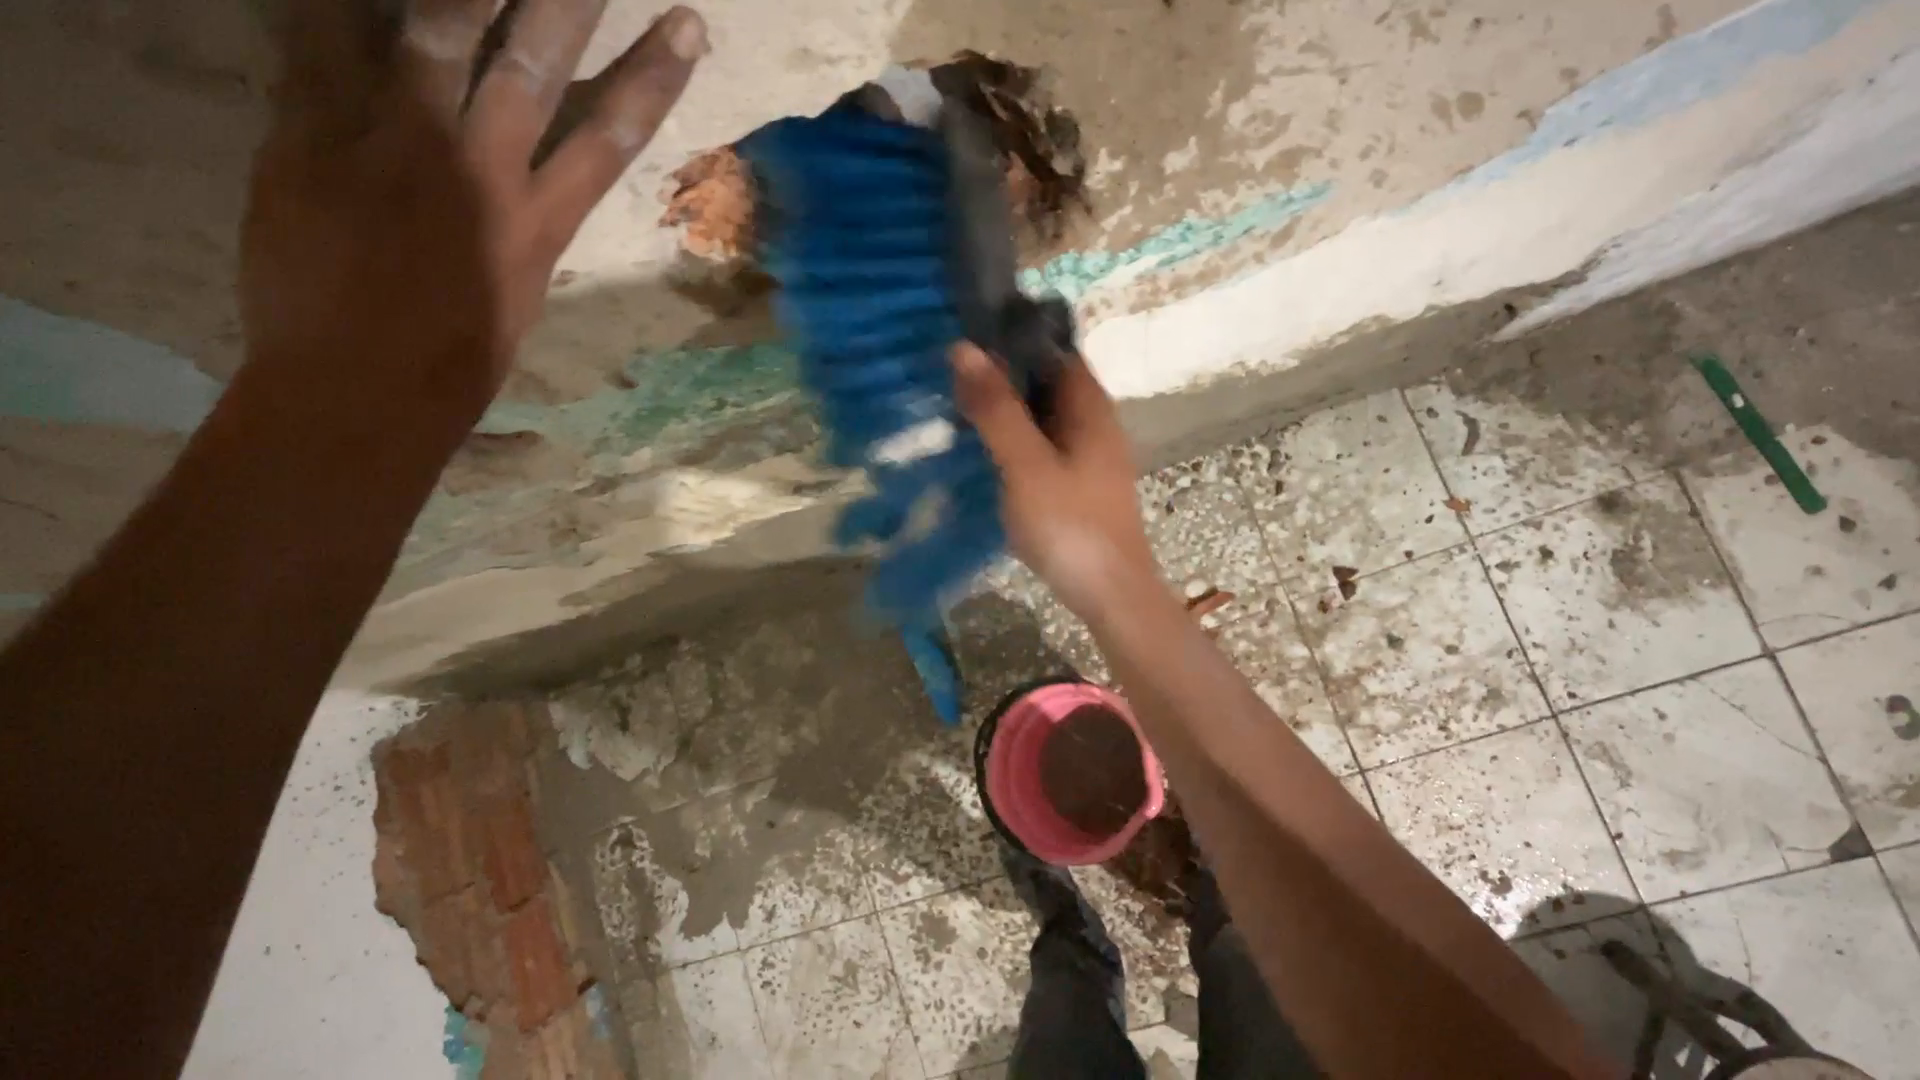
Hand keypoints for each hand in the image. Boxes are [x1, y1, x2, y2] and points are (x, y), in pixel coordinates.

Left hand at [241, 0, 706, 409]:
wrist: (358, 394)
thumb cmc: (452, 368)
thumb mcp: (513, 297)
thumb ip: (517, 231)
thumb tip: (518, 192)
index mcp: (541, 223)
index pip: (612, 135)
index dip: (654, 77)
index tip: (687, 25)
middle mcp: (483, 171)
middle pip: (536, 64)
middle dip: (568, 1)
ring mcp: (399, 148)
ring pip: (439, 35)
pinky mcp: (315, 140)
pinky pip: (321, 46)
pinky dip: (338, 4)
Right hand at [950, 342, 1162, 621]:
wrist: (1110, 594)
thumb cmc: (1070, 525)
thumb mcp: (1026, 465)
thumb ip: (996, 409)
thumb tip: (964, 348)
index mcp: (1091, 408)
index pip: (1055, 349)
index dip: (1016, 337)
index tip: (968, 332)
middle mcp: (1095, 424)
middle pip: (1048, 382)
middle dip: (1005, 374)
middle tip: (950, 370)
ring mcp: (1088, 457)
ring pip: (1044, 417)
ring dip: (1007, 410)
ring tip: (957, 405)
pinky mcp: (1078, 486)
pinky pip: (1043, 447)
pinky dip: (1015, 441)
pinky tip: (984, 452)